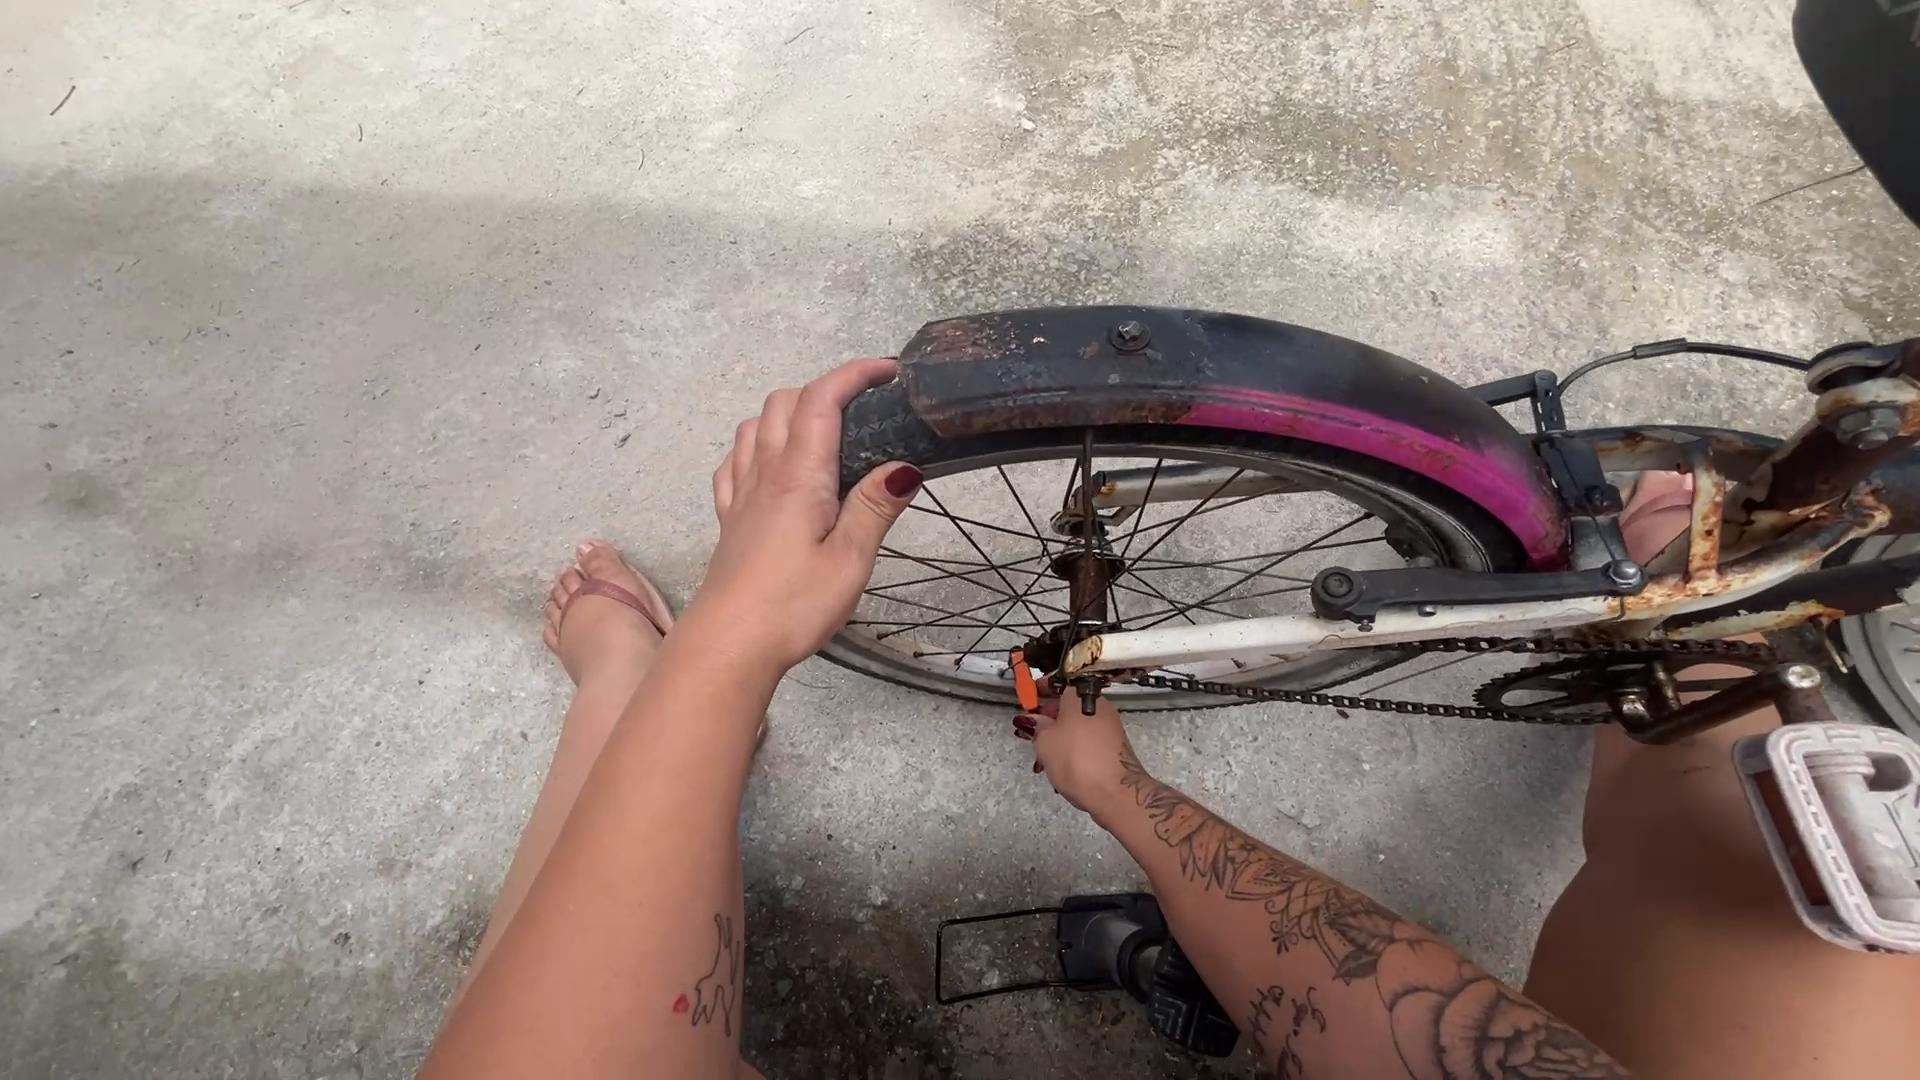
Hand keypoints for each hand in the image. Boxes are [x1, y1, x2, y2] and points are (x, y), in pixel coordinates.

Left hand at [698, 357, 921, 671]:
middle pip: (783, 403)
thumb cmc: (792, 606)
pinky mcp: (729, 520)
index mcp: (799, 477)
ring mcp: (740, 496)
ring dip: (788, 411)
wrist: (728, 646)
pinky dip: (756, 444)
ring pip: (754, 426)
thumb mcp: (850, 560)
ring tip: (822, 431)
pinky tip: (770, 463)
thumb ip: (875, 508)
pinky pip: (734, 462)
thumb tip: (905, 466)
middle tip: (865, 408)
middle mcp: (764, 475)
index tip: (887, 371)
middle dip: (824, 389)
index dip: (853, 374)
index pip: (820, 401)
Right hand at [1020, 686, 1140, 825]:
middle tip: (1034, 736)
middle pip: (1070, 706)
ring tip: (1045, 761)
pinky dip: (1076, 750)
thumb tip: (1035, 719)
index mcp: (1081, 696)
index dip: (1043, 688)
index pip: (1060, 683)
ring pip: (1079, 726)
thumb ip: (1037, 726)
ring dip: (1061, 738)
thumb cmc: (1075, 759)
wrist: (1116, 792)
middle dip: (1050, 720)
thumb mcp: (1045, 742)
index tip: (1031, 696)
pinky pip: (1089, 742)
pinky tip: (1065, 768)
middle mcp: (1099, 705)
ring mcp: (1110, 726)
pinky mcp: (1116, 746)